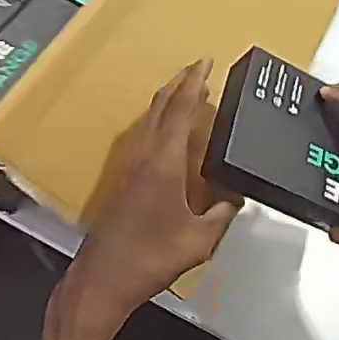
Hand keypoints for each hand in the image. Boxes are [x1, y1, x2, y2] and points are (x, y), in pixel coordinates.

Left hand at [55, 60, 242, 339]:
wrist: (104, 276)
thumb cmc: (151, 258)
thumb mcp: (200, 240)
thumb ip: (222, 214)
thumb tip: (233, 198)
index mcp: (164, 163)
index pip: (180, 110)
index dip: (194, 83)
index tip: (206, 62)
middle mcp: (143, 157)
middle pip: (160, 107)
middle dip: (180, 84)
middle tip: (200, 71)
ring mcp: (129, 167)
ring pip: (149, 121)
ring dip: (168, 103)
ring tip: (188, 96)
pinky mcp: (123, 181)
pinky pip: (144, 138)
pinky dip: (160, 124)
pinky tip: (169, 136)